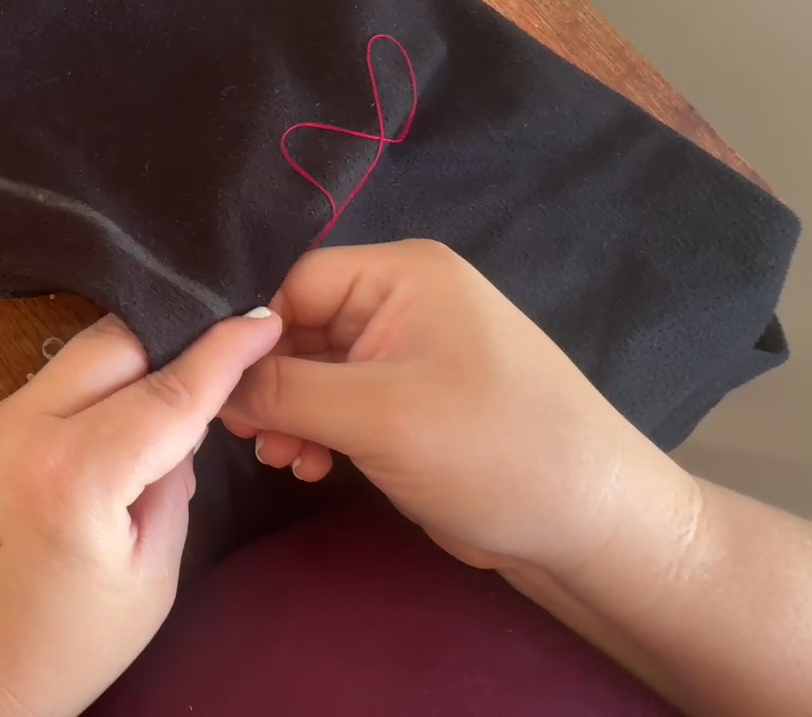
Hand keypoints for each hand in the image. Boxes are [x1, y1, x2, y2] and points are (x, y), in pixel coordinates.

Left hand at [0, 311, 279, 716]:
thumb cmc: (57, 647)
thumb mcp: (147, 581)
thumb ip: (171, 488)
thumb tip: (183, 426)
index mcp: (72, 476)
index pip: (165, 393)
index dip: (222, 351)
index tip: (261, 319)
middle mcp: (21, 426)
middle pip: (112, 343)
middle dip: (170, 336)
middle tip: (216, 347)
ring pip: (77, 354)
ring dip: (129, 359)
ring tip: (167, 386)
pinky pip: (48, 381)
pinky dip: (89, 385)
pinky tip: (111, 415)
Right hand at [219, 240, 696, 575]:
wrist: (601, 537)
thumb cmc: (494, 451)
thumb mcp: (377, 415)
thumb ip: (281, 390)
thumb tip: (210, 381)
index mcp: (401, 274)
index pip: (295, 284)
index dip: (254, 333)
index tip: (224, 386)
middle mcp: (397, 301)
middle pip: (297, 327)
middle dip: (271, 384)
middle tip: (247, 432)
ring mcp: (401, 350)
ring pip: (309, 368)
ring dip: (287, 413)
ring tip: (281, 457)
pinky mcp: (402, 396)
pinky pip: (332, 398)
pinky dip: (313, 428)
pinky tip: (308, 463)